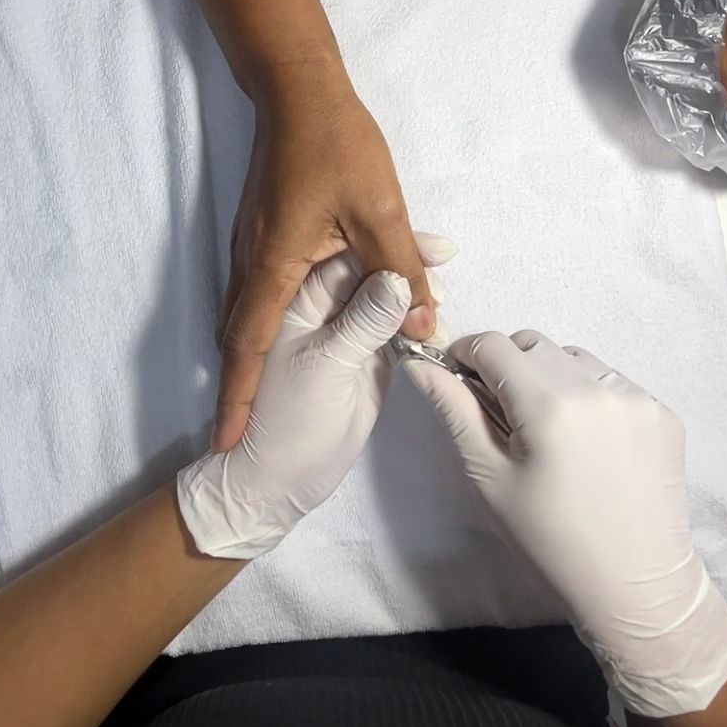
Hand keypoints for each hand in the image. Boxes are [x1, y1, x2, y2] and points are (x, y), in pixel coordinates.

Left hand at [179, 251, 432, 558]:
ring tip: (443, 300)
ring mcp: (346, 330)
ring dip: (416, 297)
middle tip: (444, 264)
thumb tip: (399, 275)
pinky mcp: (366, 355)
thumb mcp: (327, 363)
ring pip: (386, 299)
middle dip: (408, 267)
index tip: (431, 246)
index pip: (348, 258)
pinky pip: (394, 329)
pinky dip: (416, 326)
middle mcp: (322, 306)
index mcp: (298, 298)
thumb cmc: (290, 418)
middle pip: (370, 272)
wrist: (281, 479)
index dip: (388, 246)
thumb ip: (362, 320)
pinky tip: (437, 325)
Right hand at [215, 75, 437, 449]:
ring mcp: (247, 242)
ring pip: (243, 311)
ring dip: (250, 351)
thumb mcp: (381, 211)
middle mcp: (250, 260)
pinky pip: (253, 288)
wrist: (298, 91)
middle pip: (236, 335)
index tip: (224, 440)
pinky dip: (262, 318)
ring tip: (261, 386)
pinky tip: (290, 322)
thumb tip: (424, 327)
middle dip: (238, 383)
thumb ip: (401, 272)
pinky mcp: (255, 228)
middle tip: (243, 423)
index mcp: (275, 264)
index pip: (248, 346)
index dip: (236, 397)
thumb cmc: (338, 147)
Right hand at [403, 331, 726, 716]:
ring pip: (572, 356)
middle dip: (507, 364)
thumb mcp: (488, 475)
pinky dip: (588, 394)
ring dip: (549, 375)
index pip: (492, 344)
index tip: (460, 381)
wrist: (635, 587)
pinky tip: (588, 438)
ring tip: (549, 426)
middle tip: (504, 412)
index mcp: (547, 403)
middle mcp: (595, 386)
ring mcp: (635, 396)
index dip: (466, 355)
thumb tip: (417, 363)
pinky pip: (609, 379)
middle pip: (532, 344)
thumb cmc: (548, 537)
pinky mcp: (662, 411)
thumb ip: (454, 409)